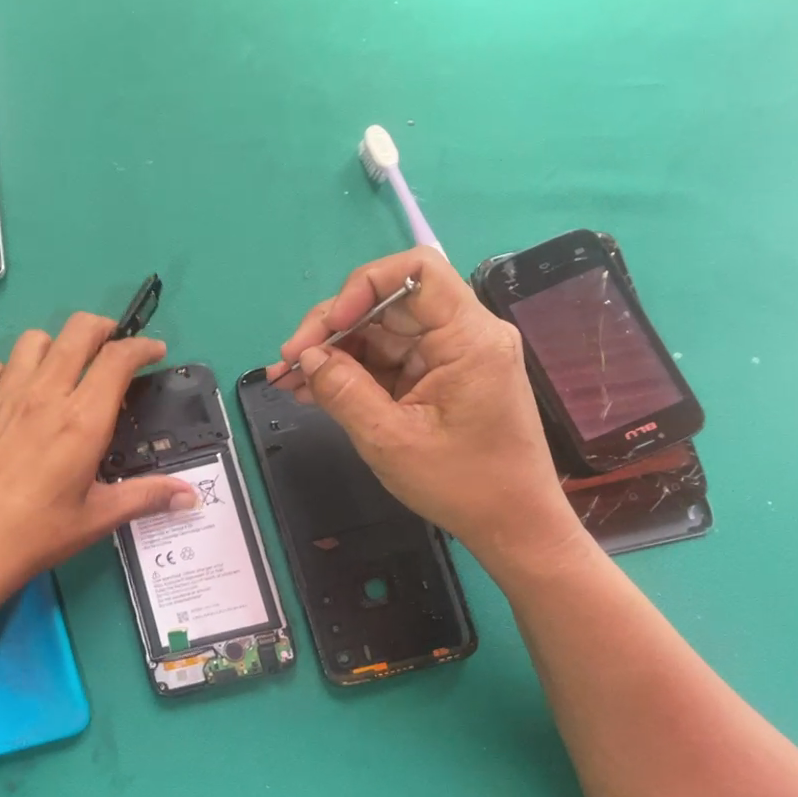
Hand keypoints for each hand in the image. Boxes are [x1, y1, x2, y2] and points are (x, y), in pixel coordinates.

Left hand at [0, 313, 195, 610]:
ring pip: (31, 341)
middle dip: (102, 329)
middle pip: (76, 331)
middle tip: (112, 349)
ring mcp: (3, 396)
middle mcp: (44, 394)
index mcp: (82, 418)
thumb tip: (191, 497)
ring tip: (62, 369)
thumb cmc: (37, 533)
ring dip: (53, 346)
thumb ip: (146, 498)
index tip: (154, 352)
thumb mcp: (98, 518)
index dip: (142, 346)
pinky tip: (7, 388)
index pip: (118, 358)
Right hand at [264, 248, 584, 565]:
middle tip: (286, 364)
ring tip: (286, 381)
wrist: (511, 525)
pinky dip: (346, 373)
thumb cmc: (462, 484)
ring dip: (330, 354)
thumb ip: (343, 391)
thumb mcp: (390, 440)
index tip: (328, 329)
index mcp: (468, 338)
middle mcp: (461, 336)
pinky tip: (309, 390)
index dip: (362, 287)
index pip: (416, 271)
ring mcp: (447, 358)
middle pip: (386, 302)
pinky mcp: (435, 380)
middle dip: (330, 328)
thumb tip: (306, 358)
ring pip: (378, 334)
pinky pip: (383, 362)